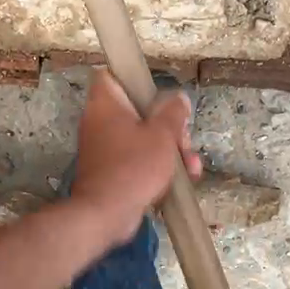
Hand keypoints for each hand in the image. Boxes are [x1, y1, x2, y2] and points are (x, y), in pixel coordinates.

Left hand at [68, 71, 200, 244]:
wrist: (106, 213)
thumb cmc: (133, 167)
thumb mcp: (162, 136)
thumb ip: (173, 113)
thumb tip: (178, 97)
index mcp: (105, 103)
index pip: (110, 75)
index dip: (133, 79)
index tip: (157, 93)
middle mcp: (99, 120)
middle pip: (137, 110)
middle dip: (167, 125)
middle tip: (183, 140)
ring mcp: (103, 146)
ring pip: (141, 136)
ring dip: (168, 149)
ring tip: (190, 167)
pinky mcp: (109, 168)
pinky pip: (135, 157)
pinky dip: (155, 165)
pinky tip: (181, 179)